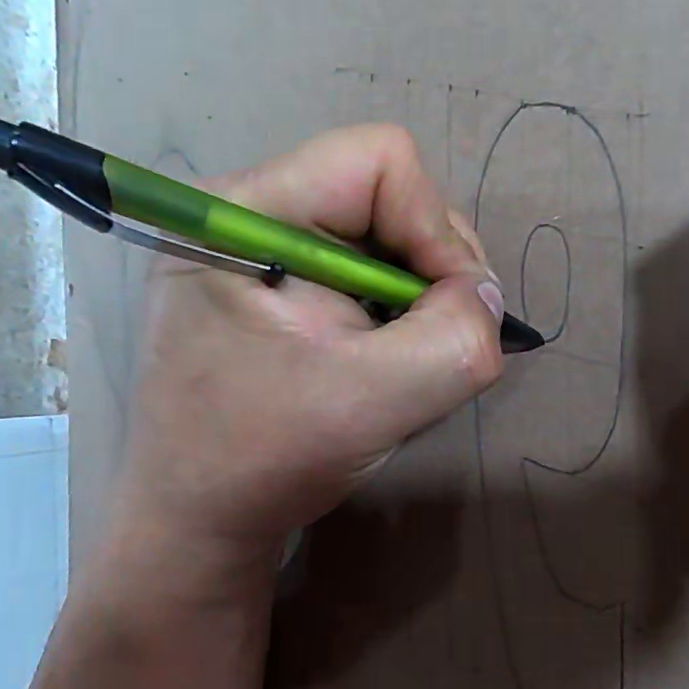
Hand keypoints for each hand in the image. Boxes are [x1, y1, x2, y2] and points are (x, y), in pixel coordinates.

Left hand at [97, 125, 505, 603]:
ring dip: (422, 304)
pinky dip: (403, 322)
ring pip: (389, 241)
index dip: (436, 229)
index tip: (456, 309)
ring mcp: (271, 256)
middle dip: (435, 271)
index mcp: (246, 211)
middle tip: (442, 346)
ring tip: (405, 368)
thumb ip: (449, 345)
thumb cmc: (255, 463)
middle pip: (390, 196)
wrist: (198, 526)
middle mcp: (256, 216)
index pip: (379, 163)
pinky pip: (373, 278)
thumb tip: (489, 298)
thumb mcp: (361, 406)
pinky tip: (386, 368)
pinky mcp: (287, 293)